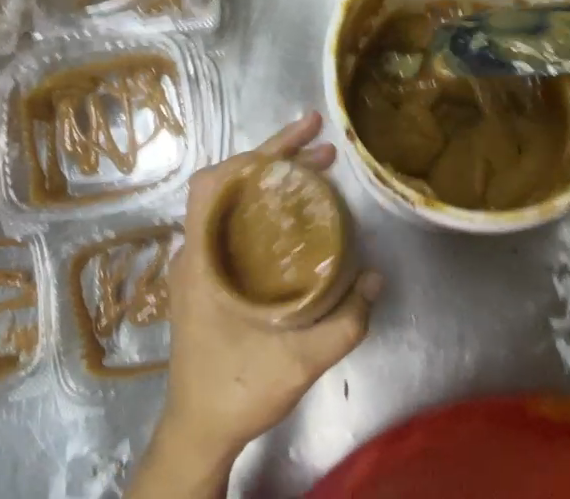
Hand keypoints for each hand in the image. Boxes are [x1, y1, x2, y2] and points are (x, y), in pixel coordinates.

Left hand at [161, 112, 382, 456]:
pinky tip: (296, 221)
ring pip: (230, 206)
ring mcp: (197, 267)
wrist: (199, 431)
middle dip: (274, 161)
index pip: (212, 183)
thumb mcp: (300, 360)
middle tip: (324, 151)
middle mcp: (194, 253)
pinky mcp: (206, 281)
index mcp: (202, 260)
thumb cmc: (237, 388)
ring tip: (318, 175)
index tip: (300, 140)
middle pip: (227, 186)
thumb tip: (375, 278)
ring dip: (269, 186)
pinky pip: (232, 227)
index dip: (254, 154)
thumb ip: (344, 322)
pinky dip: (262, 211)